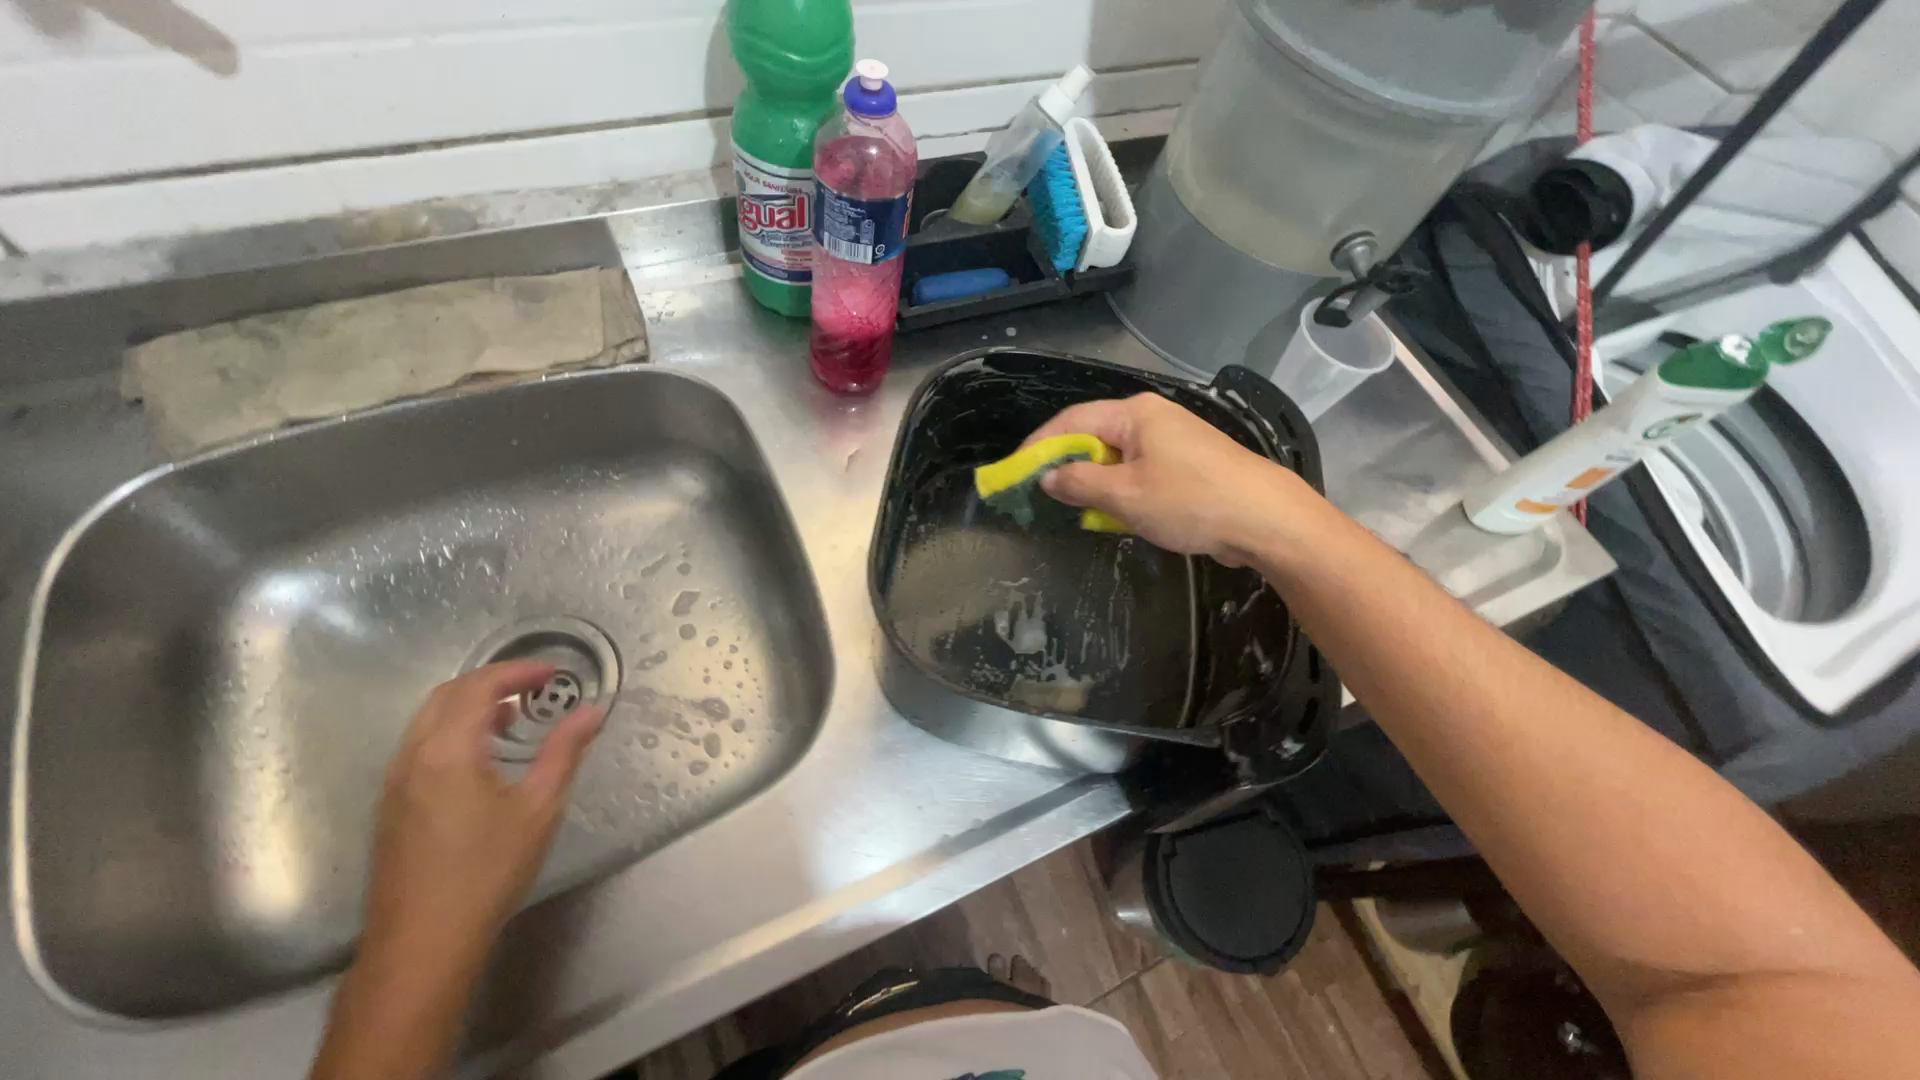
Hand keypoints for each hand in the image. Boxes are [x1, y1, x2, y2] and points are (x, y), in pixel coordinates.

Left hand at [313, 660, 603, 1079]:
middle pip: (446, 695)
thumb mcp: (539, 809)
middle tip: (536, 686)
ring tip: (514, 715)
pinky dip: (453, 729)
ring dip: (470, 705)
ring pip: (428, 720)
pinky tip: (482, 755)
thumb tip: (591, 711)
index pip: (479, 687)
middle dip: (492, 681)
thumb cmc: (487, 873)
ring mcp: (394, 782)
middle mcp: (412, 757)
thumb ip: (565, 752)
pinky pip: (420, 744)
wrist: (422, 942)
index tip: (554, 673)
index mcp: (447, 751)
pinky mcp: (392, 805)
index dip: (518, 671)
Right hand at [1029, 393, 1318, 565]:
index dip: (1039, 445)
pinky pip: (1141, 471)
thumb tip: (1048, 477)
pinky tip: (1116, 514)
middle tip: (1041, 494)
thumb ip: (1079, 484)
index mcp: (1135, 414)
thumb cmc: (1190, 501)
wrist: (1267, 520)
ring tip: (1074, 508)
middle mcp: (1154, 418)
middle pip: (1094, 436)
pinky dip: (1121, 490)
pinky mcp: (1190, 465)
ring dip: (1094, 482)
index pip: (1071, 421)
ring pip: (1118, 457)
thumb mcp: (1125, 496)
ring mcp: (1175, 441)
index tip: (1015, 471)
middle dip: (1066, 465)